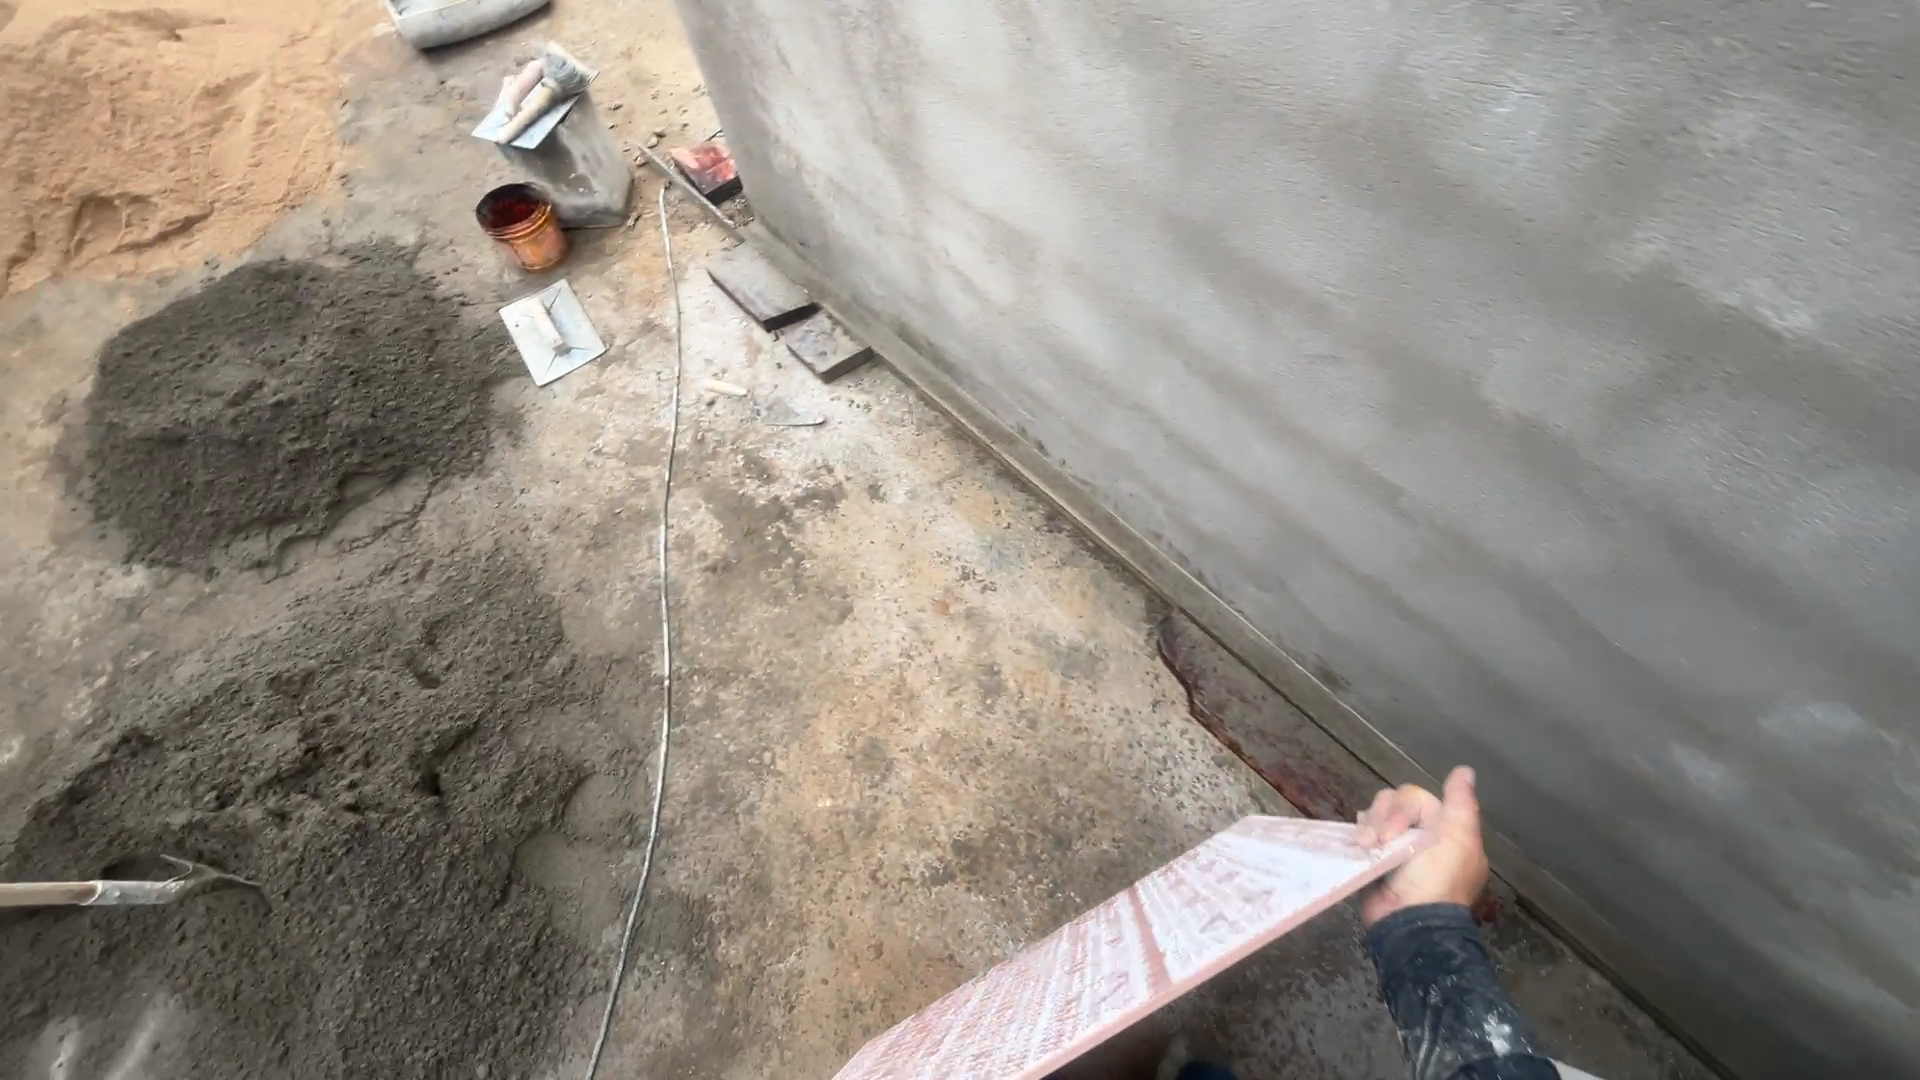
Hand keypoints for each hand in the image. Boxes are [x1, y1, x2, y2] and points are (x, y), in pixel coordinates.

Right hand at [1354, 766, 1488, 927]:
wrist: (1407, 920)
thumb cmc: (1435, 881)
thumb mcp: (1458, 843)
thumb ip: (1461, 806)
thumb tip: (1464, 769)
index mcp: (1445, 831)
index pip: (1416, 798)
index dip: (1402, 809)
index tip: (1397, 833)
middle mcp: (1421, 833)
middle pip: (1392, 801)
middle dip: (1383, 818)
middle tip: (1380, 842)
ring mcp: (1395, 844)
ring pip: (1375, 812)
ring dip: (1369, 826)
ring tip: (1367, 847)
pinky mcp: (1374, 854)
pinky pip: (1362, 827)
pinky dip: (1360, 833)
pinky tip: (1360, 845)